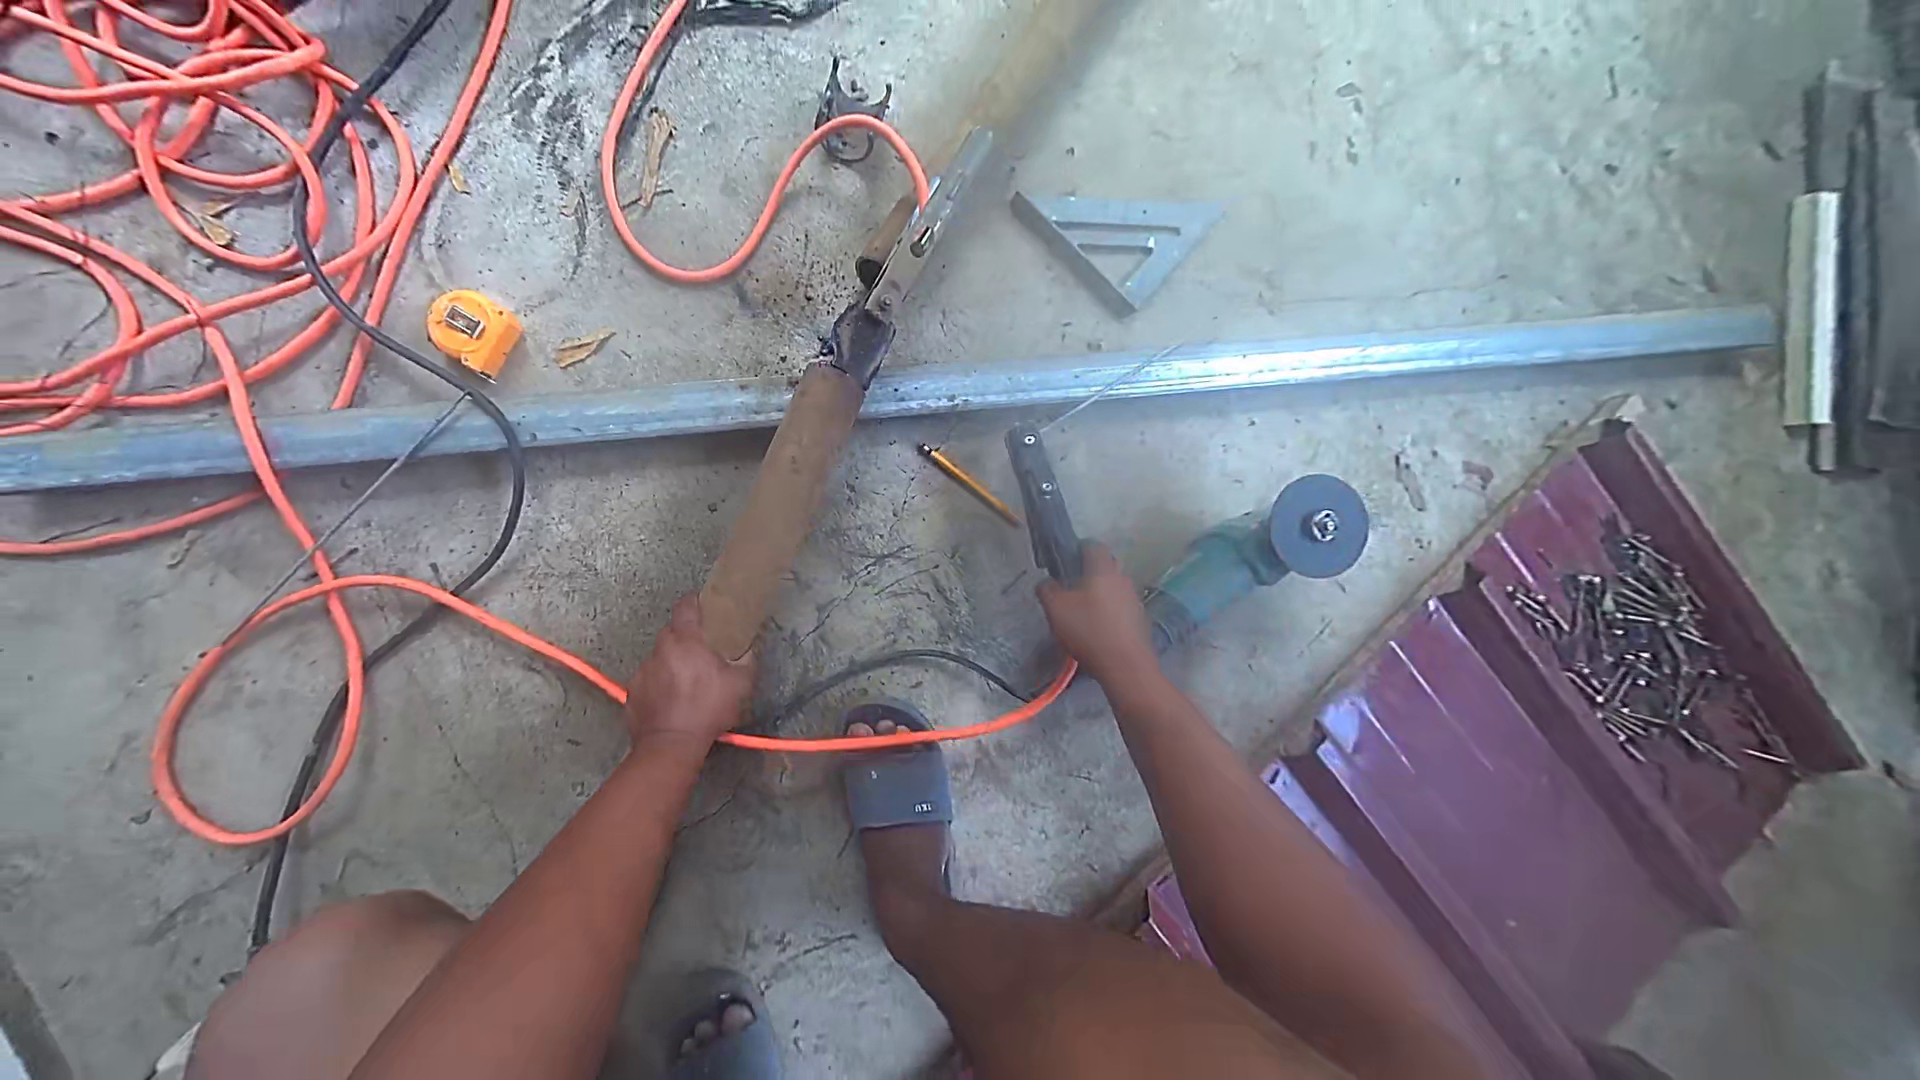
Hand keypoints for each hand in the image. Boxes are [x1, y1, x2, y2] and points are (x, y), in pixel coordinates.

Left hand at [625, 595, 755, 750]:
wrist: (671, 745)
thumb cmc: (707, 709)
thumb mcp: (741, 683)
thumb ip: (747, 660)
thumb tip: (750, 648)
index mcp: (686, 641)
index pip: (685, 606)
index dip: (695, 601)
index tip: (704, 604)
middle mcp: (661, 650)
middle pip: (672, 632)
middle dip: (686, 637)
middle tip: (703, 652)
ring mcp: (643, 672)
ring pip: (660, 658)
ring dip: (673, 663)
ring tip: (688, 682)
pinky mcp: (633, 693)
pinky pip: (649, 681)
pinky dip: (660, 685)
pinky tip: (673, 701)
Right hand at [1036, 542, 1158, 684]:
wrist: (1125, 665)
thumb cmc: (1088, 630)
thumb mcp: (1056, 609)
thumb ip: (1047, 590)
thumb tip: (1046, 582)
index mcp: (1102, 569)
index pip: (1093, 545)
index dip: (1078, 548)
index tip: (1064, 562)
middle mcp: (1122, 578)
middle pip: (1105, 565)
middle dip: (1089, 571)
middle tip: (1070, 587)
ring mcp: (1134, 599)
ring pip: (1114, 586)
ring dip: (1100, 592)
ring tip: (1082, 611)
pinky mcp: (1140, 619)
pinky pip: (1121, 606)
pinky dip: (1109, 611)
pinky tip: (1097, 628)